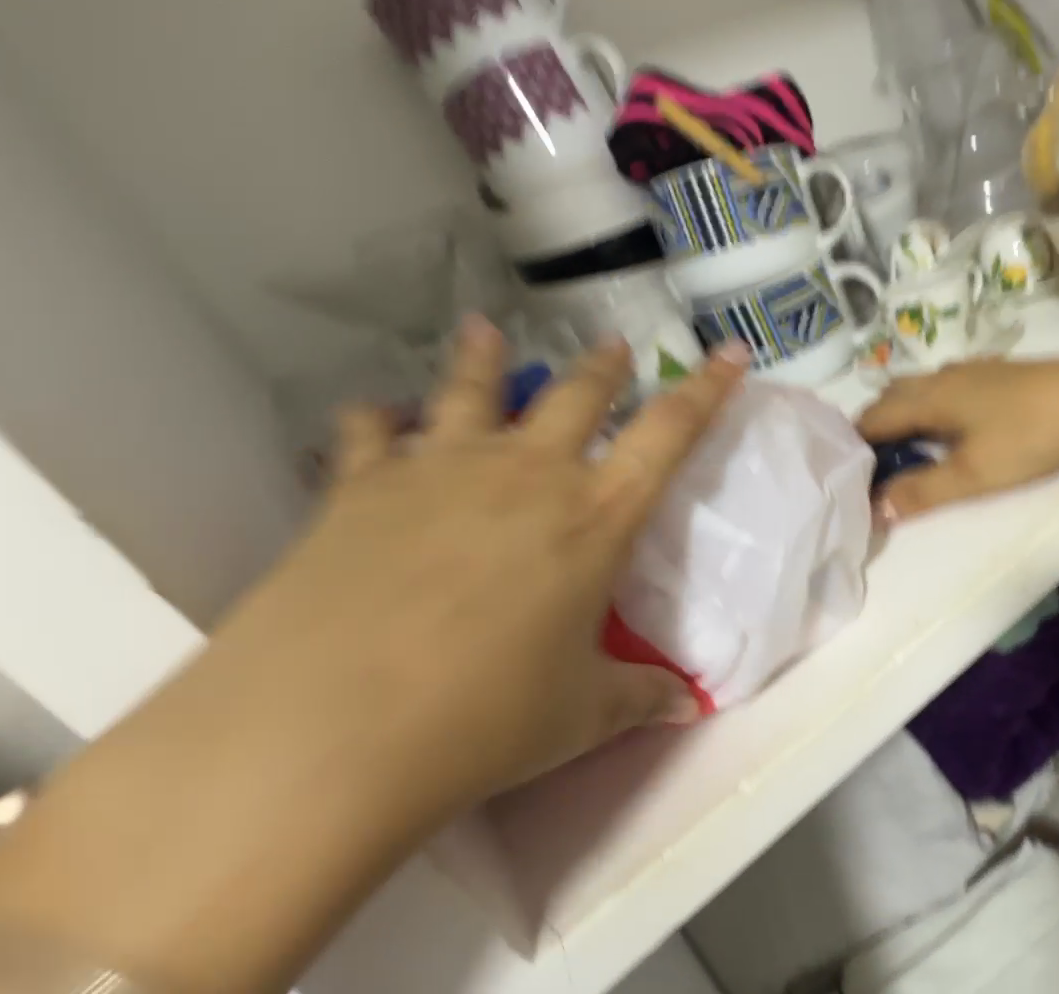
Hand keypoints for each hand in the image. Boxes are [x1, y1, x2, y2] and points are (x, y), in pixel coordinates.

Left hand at [211, 319, 747, 804]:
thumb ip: (639, 697)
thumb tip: (687, 708)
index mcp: (596, 518)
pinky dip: (377, 419)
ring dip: (485, 358)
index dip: (708, 388)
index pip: (671, 433)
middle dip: (604, 368)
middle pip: (577, 395)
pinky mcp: (361, 488)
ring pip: (472, 391)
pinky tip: (376, 414)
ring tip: (486, 329)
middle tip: (616, 346)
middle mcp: (526, 474)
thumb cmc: (484, 719)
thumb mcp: (581, 714)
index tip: (731, 351)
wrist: (328, 729)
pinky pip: (370, 433)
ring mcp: (440, 471)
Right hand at [855, 358, 1058, 520]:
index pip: (873, 417)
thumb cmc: (1029, 438)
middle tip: (871, 460)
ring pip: (921, 386)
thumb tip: (875, 508)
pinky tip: (953, 420)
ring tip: (906, 442)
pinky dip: (933, 402)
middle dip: (875, 424)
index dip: (854, 442)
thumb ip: (923, 491)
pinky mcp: (1000, 371)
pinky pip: (947, 383)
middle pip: (893, 396)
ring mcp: (974, 369)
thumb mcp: (974, 475)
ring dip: (904, 410)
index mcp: (929, 399)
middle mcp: (943, 376)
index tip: (844, 469)